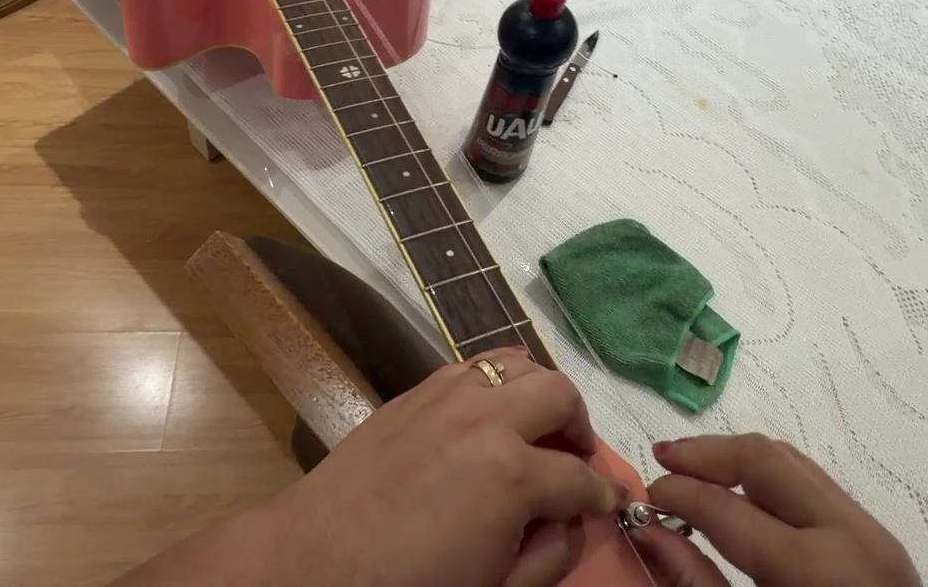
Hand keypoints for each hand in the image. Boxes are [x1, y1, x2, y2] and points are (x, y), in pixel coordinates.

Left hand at [258, 348, 625, 586]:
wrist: (314, 559)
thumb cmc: (408, 585)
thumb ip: (547, 557)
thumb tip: (571, 521)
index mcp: (511, 473)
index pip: (581, 479)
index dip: (605, 495)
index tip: (613, 502)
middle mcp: (485, 416)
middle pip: (559, 393)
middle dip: (581, 426)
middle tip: (577, 457)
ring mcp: (447, 393)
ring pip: (516, 363)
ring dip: (538, 392)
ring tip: (536, 426)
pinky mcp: (416, 388)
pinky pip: (471, 366)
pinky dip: (494, 382)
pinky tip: (487, 414)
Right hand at [630, 434, 920, 586]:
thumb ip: (699, 581)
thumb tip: (649, 531)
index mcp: (816, 572)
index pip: (727, 508)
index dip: (678, 494)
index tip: (646, 497)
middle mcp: (848, 535)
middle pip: (761, 457)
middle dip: (704, 453)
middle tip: (661, 458)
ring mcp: (870, 530)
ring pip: (787, 457)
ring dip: (732, 456)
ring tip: (691, 465)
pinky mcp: (877, 533)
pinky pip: (810, 478)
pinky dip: (765, 472)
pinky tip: (738, 487)